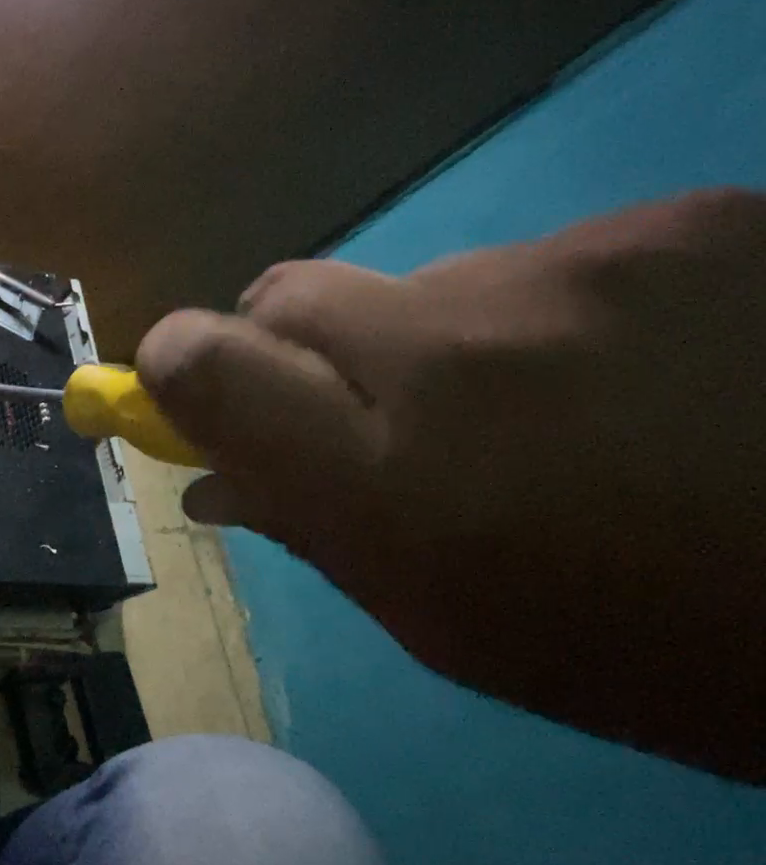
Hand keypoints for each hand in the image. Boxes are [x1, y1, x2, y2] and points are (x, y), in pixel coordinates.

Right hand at [136, 188, 765, 781]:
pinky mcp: (687, 218)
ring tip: (565, 407)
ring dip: (448, 339)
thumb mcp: (454, 622)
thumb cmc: (658, 646)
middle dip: (302, 348)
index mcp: (391, 479)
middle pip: (287, 294)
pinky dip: (562, 315)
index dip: (178, 368)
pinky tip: (661, 370)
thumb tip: (213, 473)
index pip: (199, 359)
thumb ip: (314, 527)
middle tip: (379, 408)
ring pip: (427, 282)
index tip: (198, 398)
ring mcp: (576, 267)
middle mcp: (456, 349)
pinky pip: (548, 262)